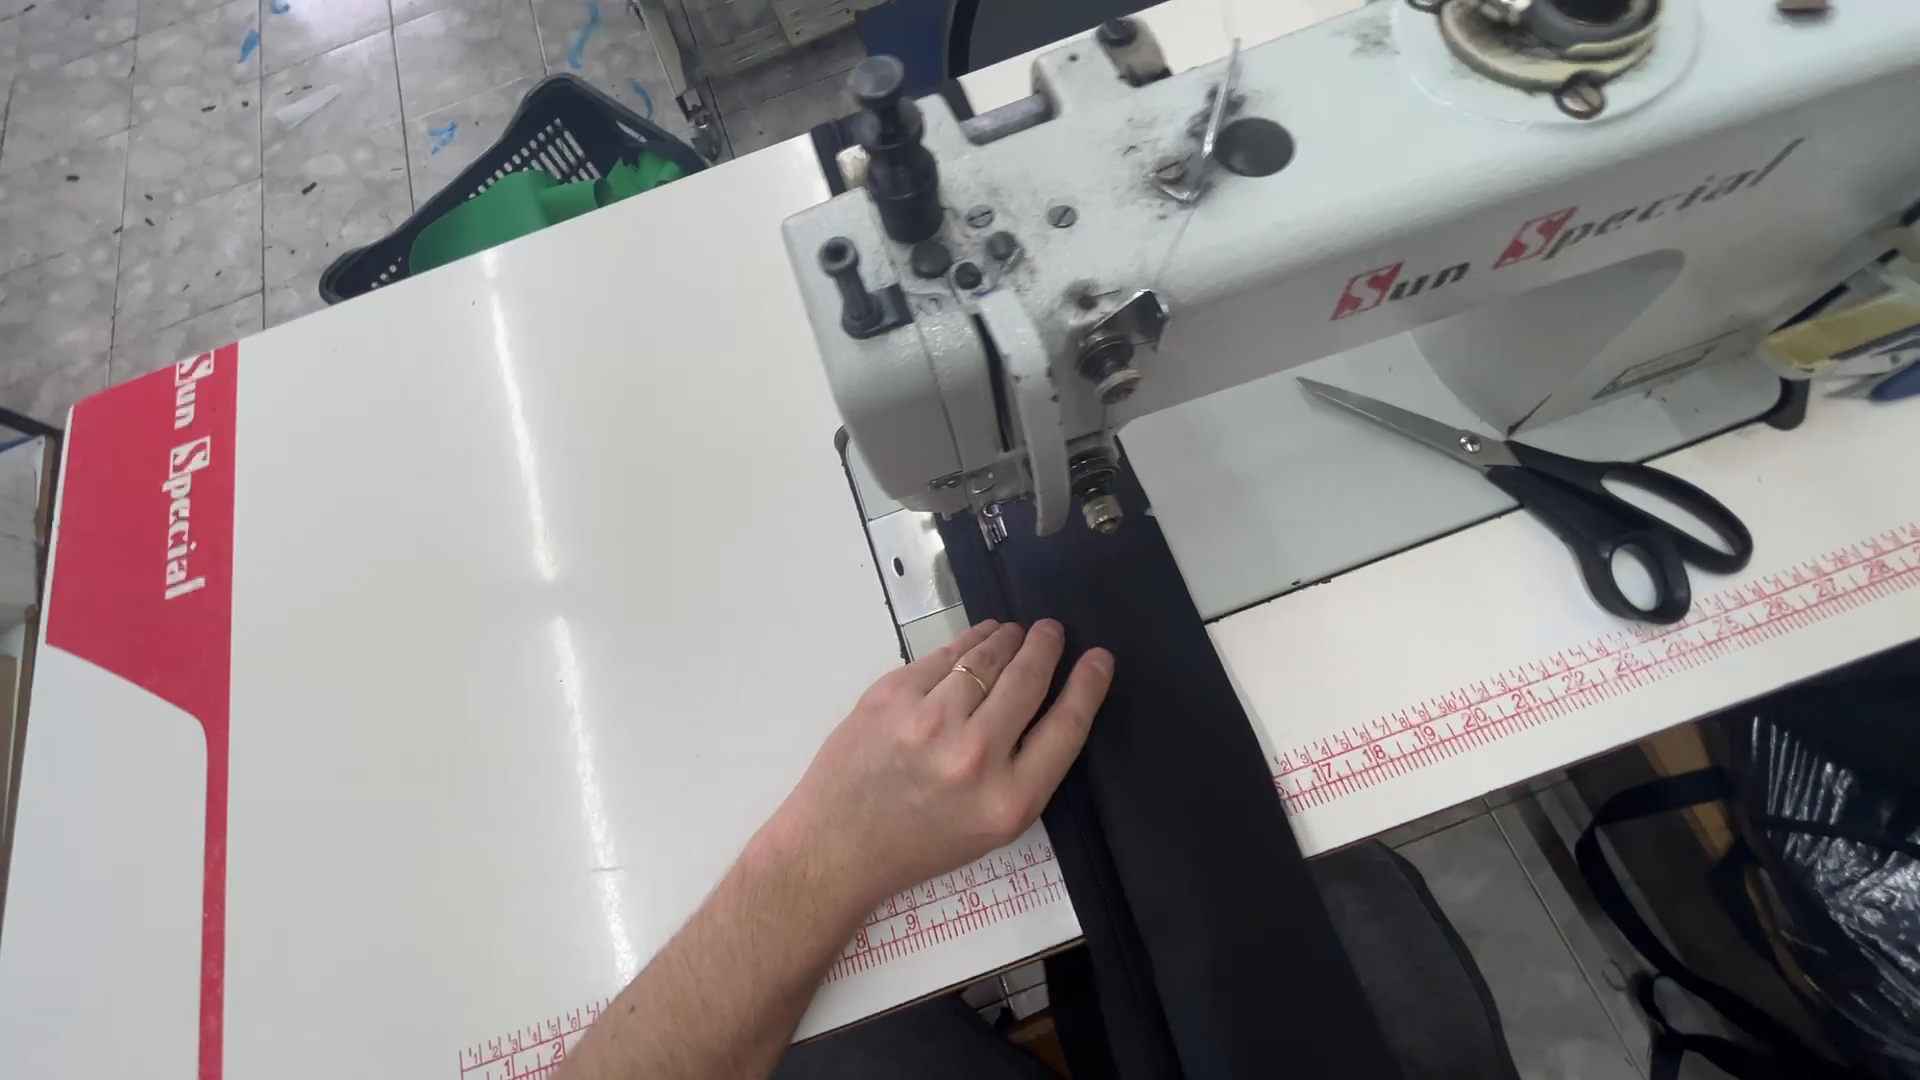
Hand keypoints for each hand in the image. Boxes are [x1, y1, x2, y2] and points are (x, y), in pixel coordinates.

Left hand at [758, 620, 1113, 918]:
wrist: (836, 844)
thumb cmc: (920, 842)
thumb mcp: (991, 825)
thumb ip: (1026, 769)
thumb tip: (1050, 701)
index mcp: (1007, 801)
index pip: (1066, 728)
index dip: (1088, 686)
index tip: (1099, 658)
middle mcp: (973, 756)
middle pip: (1027, 681)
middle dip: (1046, 647)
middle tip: (1053, 630)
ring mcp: (928, 720)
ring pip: (986, 659)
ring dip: (1008, 638)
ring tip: (1017, 632)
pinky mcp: (892, 693)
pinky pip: (945, 655)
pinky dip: (969, 641)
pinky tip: (981, 636)